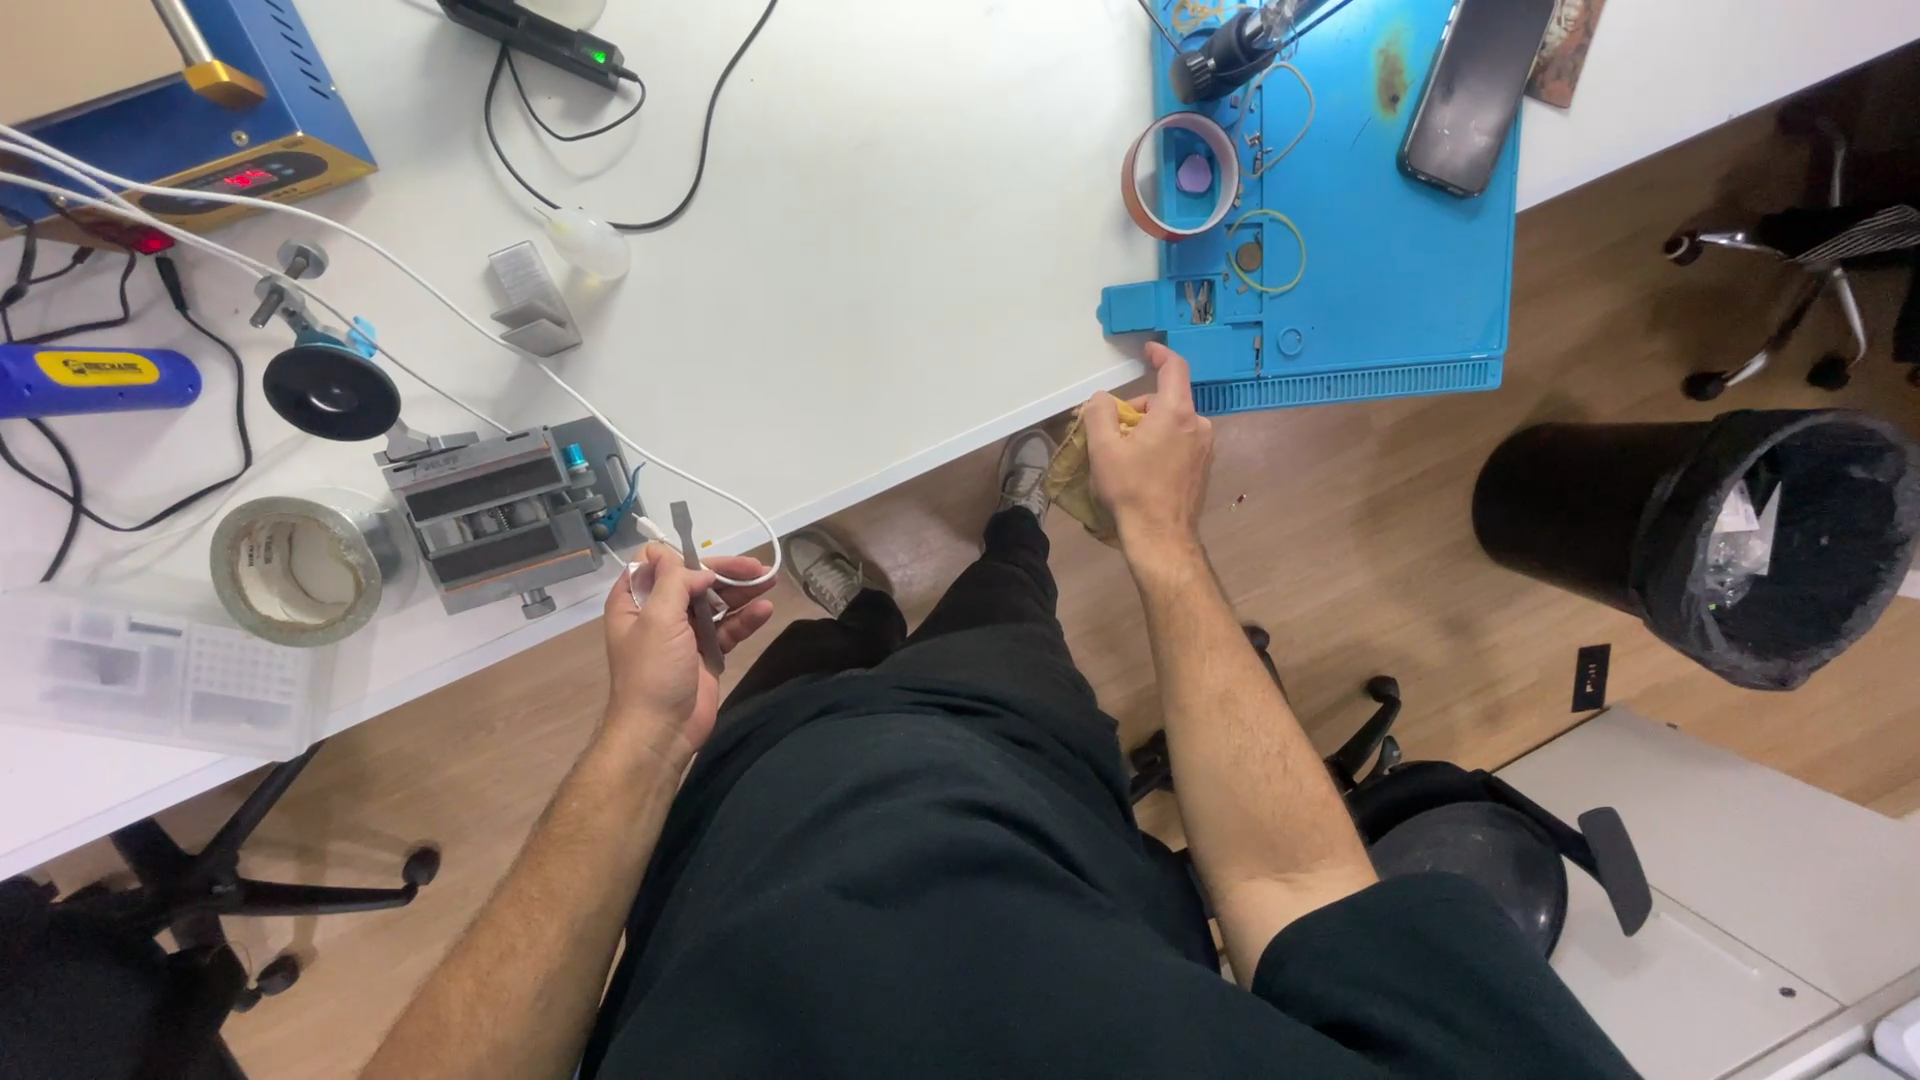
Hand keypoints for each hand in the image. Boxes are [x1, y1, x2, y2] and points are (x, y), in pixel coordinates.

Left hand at [601, 544, 775, 764]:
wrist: (661, 731)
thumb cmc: (653, 672)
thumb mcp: (657, 618)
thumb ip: (673, 582)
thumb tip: (684, 558)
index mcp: (634, 602)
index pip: (657, 565)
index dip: (684, 558)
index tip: (710, 562)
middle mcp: (657, 614)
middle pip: (694, 582)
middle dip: (726, 573)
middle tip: (758, 568)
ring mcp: (684, 635)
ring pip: (715, 603)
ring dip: (742, 592)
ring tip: (771, 581)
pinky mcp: (706, 654)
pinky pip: (728, 628)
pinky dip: (746, 618)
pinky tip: (765, 610)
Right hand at [1085, 342, 1214, 561]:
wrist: (1161, 537)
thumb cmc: (1131, 490)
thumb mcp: (1103, 449)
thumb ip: (1100, 412)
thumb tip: (1102, 399)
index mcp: (1176, 413)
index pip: (1174, 368)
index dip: (1160, 354)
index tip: (1147, 351)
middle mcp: (1198, 425)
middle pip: (1166, 401)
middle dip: (1138, 410)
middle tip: (1113, 433)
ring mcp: (1205, 448)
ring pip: (1173, 424)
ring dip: (1149, 430)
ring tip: (1127, 456)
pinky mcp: (1204, 468)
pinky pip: (1181, 443)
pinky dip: (1162, 446)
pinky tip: (1145, 471)